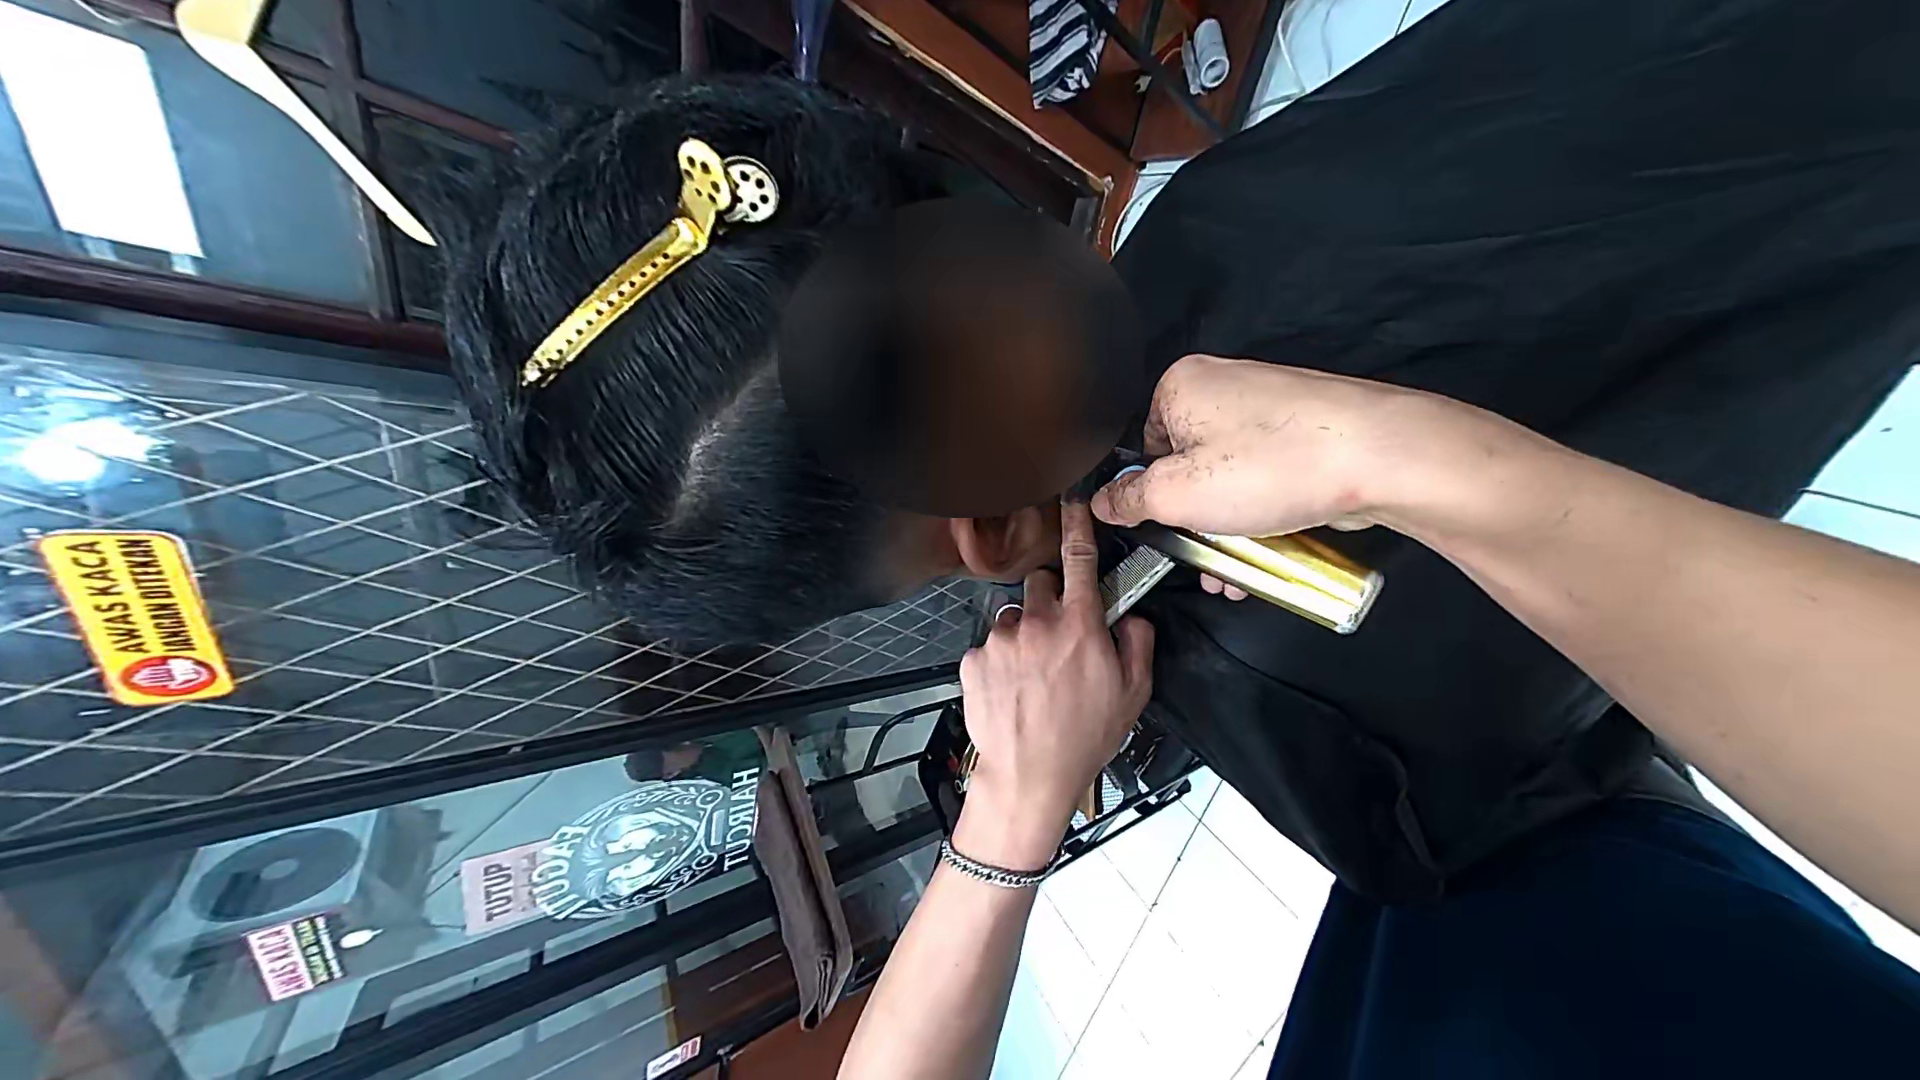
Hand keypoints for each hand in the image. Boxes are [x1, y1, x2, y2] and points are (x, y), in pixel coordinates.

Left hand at [955, 500, 1154, 869]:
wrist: (1029, 777)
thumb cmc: (1083, 738)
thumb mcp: (1132, 694)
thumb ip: (1138, 644)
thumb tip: (1131, 618)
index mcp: (1078, 626)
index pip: (1079, 559)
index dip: (1078, 525)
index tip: (1072, 501)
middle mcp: (1036, 623)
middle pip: (1040, 584)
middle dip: (1049, 602)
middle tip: (1056, 637)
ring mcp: (1000, 640)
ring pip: (1012, 616)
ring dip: (1022, 633)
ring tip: (1031, 673)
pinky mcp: (973, 659)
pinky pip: (988, 645)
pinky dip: (998, 659)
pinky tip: (1010, 689)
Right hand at [1091, 355, 1451, 537]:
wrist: (1384, 458)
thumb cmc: (1270, 467)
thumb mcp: (1176, 495)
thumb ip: (1127, 500)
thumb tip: (1102, 501)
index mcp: (1181, 384)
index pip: (1140, 446)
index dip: (1148, 493)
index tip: (1163, 526)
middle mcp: (1221, 384)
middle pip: (1183, 463)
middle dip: (1189, 518)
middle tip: (1199, 555)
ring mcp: (1266, 404)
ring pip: (1223, 474)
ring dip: (1221, 525)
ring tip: (1233, 568)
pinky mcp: (1301, 427)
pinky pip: (1259, 473)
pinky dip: (1255, 508)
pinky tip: (1262, 546)